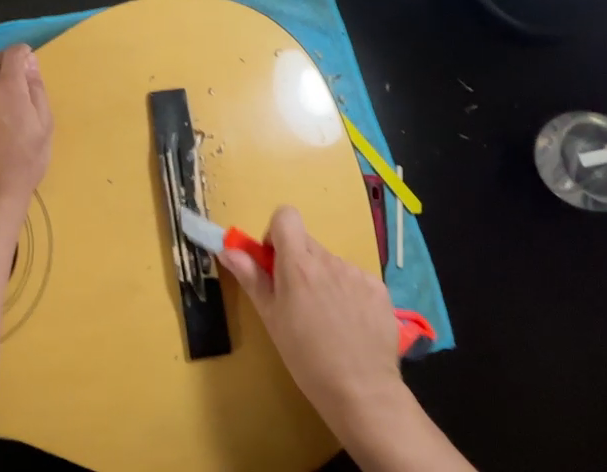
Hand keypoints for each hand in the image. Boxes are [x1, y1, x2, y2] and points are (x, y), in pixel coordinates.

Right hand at [219, 206, 400, 419]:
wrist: (361, 391)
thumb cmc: (305, 357)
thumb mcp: (271, 318)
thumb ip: (250, 277)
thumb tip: (227, 249)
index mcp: (298, 264)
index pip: (286, 215)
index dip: (276, 233)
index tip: (275, 262)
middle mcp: (329, 260)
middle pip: (307, 243)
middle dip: (298, 263)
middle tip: (297, 300)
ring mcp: (357, 272)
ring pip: (331, 263)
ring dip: (323, 279)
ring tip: (327, 319)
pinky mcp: (379, 288)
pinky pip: (355, 278)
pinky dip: (348, 293)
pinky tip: (350, 324)